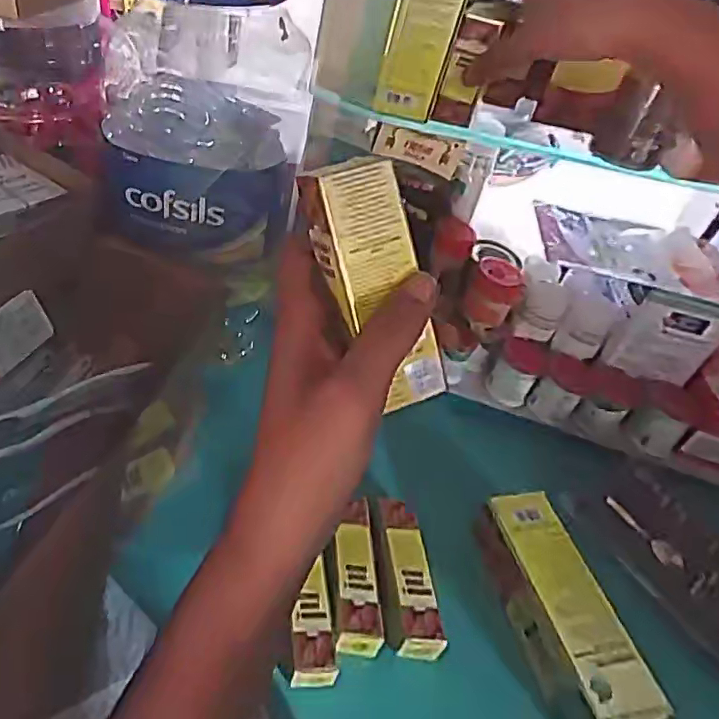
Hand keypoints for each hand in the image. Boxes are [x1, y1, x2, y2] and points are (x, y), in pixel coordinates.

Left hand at [227, 234, 436, 567]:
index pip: (300, 256)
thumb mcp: (355, 386)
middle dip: (367, 253)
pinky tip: (424, 329)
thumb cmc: (313, 449)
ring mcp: (320, 364)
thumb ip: (388, 332)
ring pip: (350, 312)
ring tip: (431, 269)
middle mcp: (306, 335)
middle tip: (419, 231)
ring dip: (382, 291)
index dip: (321, 222)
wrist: (287, 521)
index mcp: (298, 323)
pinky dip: (388, 330)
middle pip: (331, 279)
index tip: (364, 197)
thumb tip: (422, 276)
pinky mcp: (336, 391)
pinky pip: (362, 345)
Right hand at [465, 0, 718, 86]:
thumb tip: (466, 76)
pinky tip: (563, 50)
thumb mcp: (528, 46)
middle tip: (504, 44)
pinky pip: (576, 11)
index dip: (488, 4)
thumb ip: (495, 60)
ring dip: (540, 25)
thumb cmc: (579, 23)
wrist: (644, 25)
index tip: (482, 26)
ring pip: (552, 1)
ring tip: (531, 53)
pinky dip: (565, 29)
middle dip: (514, 18)